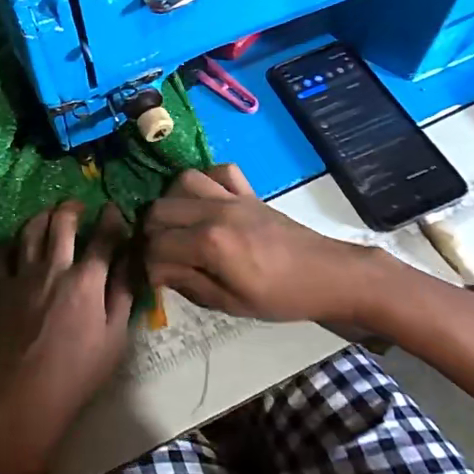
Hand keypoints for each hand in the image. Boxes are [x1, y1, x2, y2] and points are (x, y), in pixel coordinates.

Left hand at [0, 201, 134, 473]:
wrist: (29, 398)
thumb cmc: (81, 371)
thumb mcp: (116, 335)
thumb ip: (124, 293)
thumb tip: (131, 261)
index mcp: (87, 280)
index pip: (103, 236)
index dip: (111, 218)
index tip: (114, 209)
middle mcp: (54, 269)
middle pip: (62, 222)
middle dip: (73, 207)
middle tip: (79, 206)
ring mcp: (23, 277)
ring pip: (30, 231)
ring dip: (43, 216)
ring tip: (51, 215)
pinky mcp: (0, 291)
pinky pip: (0, 256)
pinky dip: (10, 244)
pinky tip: (18, 245)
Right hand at [144, 165, 389, 327]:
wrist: (324, 275)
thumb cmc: (278, 297)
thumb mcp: (229, 303)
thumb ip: (189, 283)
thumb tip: (158, 271)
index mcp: (210, 244)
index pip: (157, 246)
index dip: (148, 265)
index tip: (156, 279)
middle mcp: (215, 211)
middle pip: (160, 209)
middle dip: (152, 233)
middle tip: (163, 254)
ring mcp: (233, 197)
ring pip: (183, 181)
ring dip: (172, 202)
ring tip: (179, 225)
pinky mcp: (249, 192)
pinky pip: (220, 170)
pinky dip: (207, 180)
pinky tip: (208, 202)